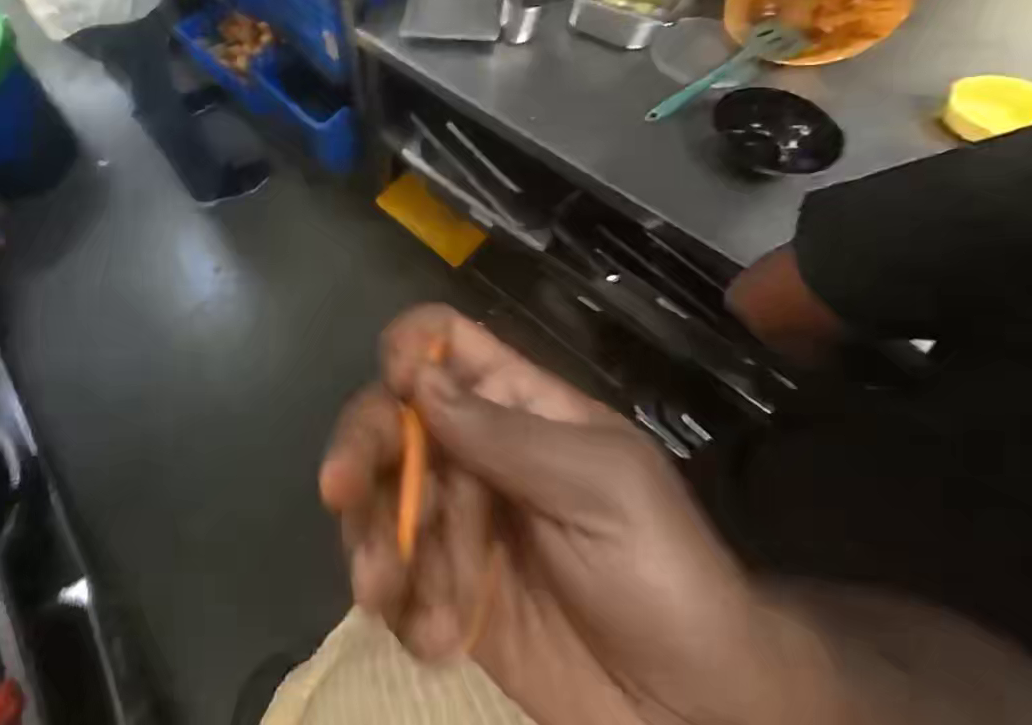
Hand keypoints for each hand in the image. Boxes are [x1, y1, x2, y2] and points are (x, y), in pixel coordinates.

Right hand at [320, 305, 847, 724]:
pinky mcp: (437, 583)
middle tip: (338, 489)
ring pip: (375, 496)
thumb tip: (417, 378)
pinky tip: (436, 638)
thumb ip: (506, 433)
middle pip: (389, 416)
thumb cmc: (662, 571)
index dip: (411, 347)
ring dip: (371, 539)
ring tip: (386, 595)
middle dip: (359, 448)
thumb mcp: (601, 485)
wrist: (693, 713)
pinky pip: (391, 573)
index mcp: (515, 403)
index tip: (398, 383)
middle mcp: (469, 448)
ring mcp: (449, 517)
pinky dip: (400, 602)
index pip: (444, 343)